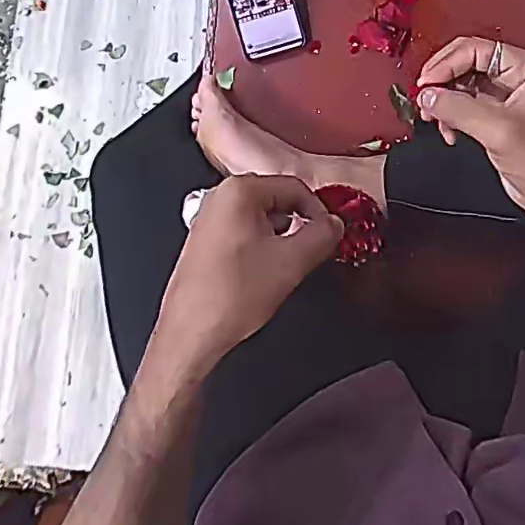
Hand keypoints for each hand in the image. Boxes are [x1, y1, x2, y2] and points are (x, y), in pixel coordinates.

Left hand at [151, 175, 343, 372]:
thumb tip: (334, 224)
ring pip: (262, 217)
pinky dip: (261, 246)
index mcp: (238, 191)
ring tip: (286, 264)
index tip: (328, 229)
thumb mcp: (292, 261)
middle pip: (278, 199)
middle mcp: (219, 199)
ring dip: (281, 237)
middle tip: (312, 247)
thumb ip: (322, 235)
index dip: (318, 210)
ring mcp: (209, 219)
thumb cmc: (227, 298)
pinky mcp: (205, 241)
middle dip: (299, 223)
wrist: (190, 337)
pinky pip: (244, 232)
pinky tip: (264, 272)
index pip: (295, 187)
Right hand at [416, 37, 524, 221]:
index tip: (426, 83)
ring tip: (433, 117)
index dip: (447, 63)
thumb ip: (459, 109)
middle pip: (468, 63)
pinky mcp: (500, 116)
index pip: (478, 49)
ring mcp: (509, 96)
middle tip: (424, 97)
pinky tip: (448, 130)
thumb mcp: (499, 132)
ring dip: (445, 100)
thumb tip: (427, 95)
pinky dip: (452, 115)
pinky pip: (466, 104)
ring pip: (464, 84)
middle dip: (443, 80)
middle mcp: (520, 77)